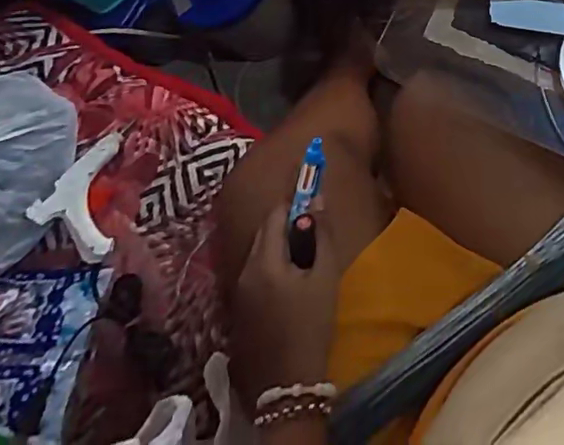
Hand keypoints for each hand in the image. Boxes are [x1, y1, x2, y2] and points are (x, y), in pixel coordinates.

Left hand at [229, 197, 342, 401]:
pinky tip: (293, 272)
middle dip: (287, 216)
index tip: (310, 178)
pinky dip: (274, 260)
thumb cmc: (311, 325)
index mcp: (264, 261)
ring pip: (260, 251)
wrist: (288, 385)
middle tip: (313, 213)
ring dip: (280, 239)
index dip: (294, 194)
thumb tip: (317, 199)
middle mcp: (244, 271)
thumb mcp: (324, 277)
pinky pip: (257, 270)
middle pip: (265, 231)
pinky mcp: (240, 309)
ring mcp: (239, 292)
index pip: (276, 213)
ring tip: (307, 243)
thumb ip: (320, 235)